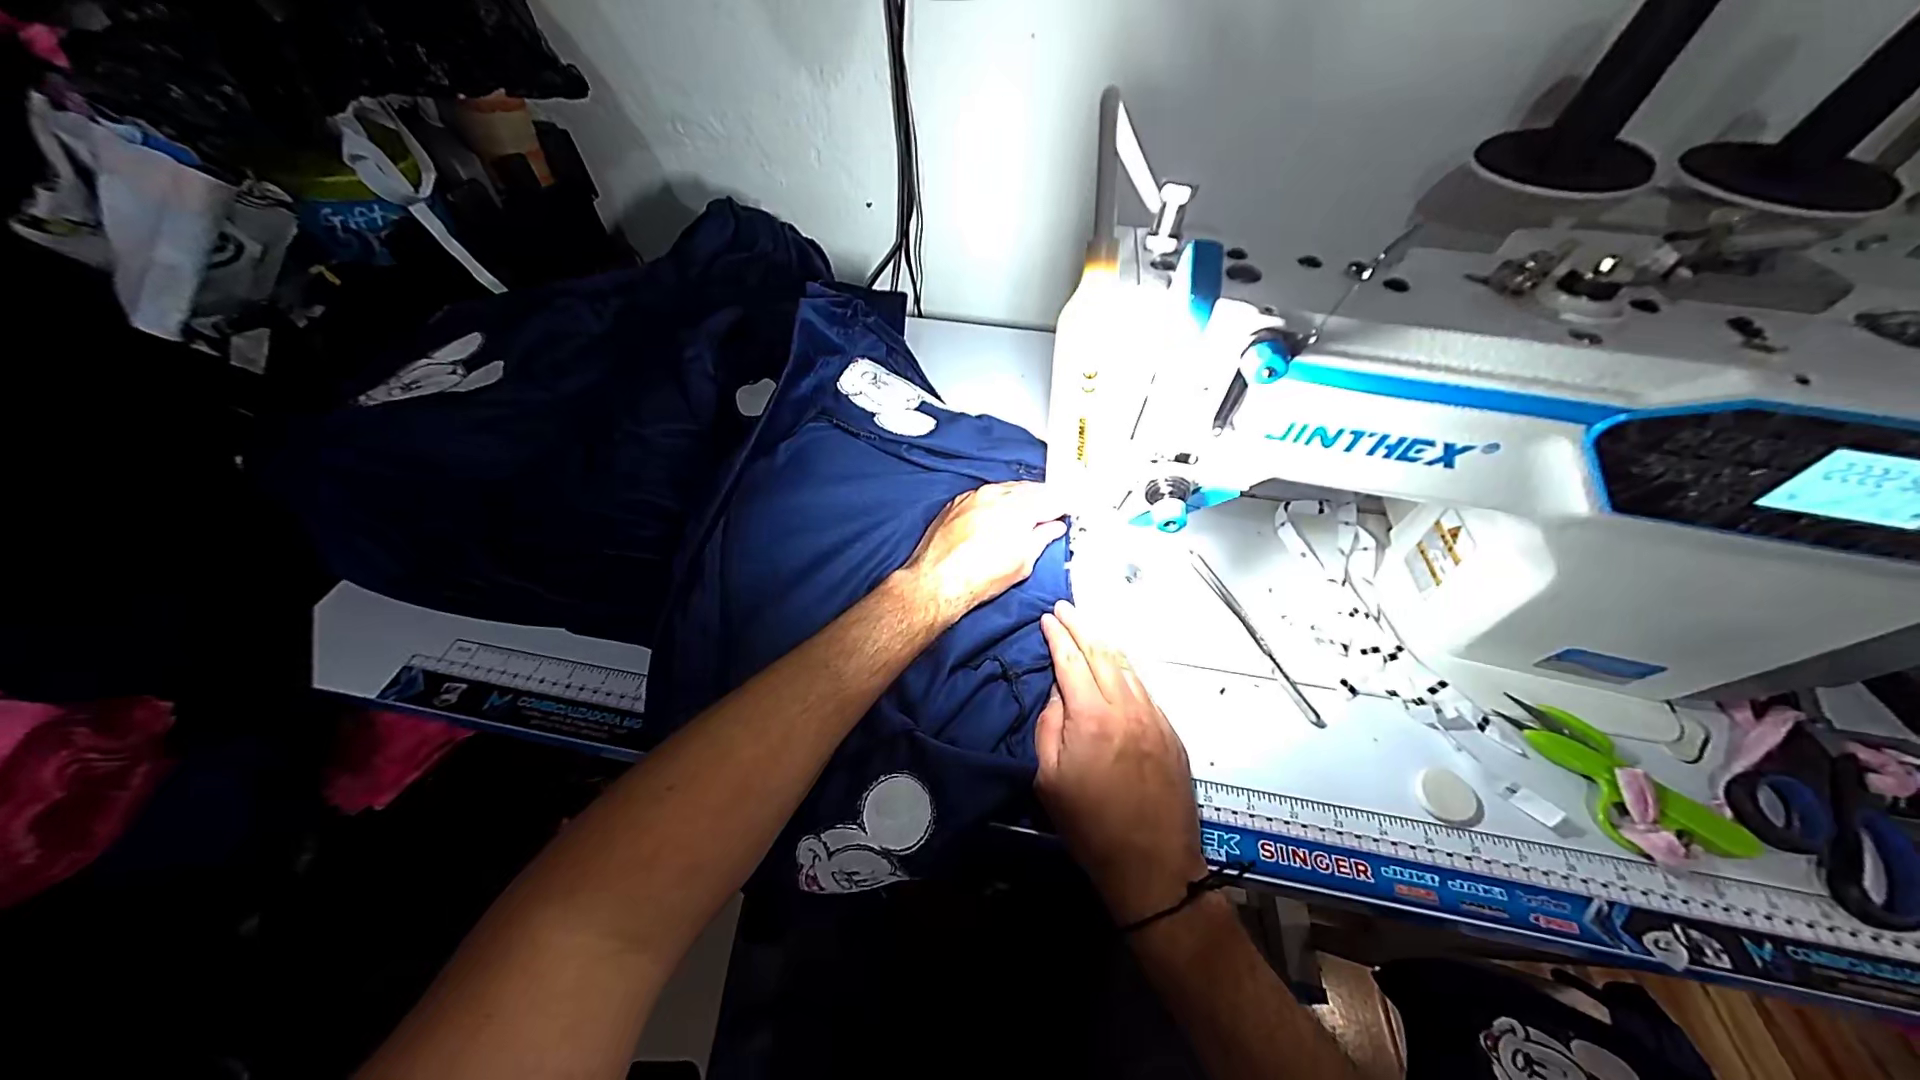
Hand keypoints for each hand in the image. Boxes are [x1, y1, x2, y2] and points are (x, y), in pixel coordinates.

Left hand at [898, 481, 1068, 623]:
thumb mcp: (1023, 563)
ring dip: (1019, 499)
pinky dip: (996, 502)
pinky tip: (997, 518)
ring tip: (1024, 517)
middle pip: (1029, 489)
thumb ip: (1042, 538)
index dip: (1063, 504)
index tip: (1068, 510)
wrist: (936, 581)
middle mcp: (996, 494)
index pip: (1052, 497)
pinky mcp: (957, 503)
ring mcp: (974, 496)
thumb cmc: (979, 577)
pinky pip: (984, 495)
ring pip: (1006, 489)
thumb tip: (1054, 528)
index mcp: (1019, 507)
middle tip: (1050, 513)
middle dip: (1042, 499)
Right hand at [1035, 600, 1206, 924]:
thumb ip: (1049, 726)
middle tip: (1065, 608)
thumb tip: (1057, 694)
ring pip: (1127, 668)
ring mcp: (1155, 719)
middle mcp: (1128, 709)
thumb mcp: (1048, 779)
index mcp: (1093, 718)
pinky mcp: (1171, 734)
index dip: (1058, 635)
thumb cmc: (1091, 827)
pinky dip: (1126, 671)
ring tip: (1088, 630)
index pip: (1071, 660)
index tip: (1047, 618)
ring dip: (1105, 644)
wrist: (1153, 865)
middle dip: (1081, 626)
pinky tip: (1117, 669)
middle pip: (1101, 654)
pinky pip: (1145, 689)